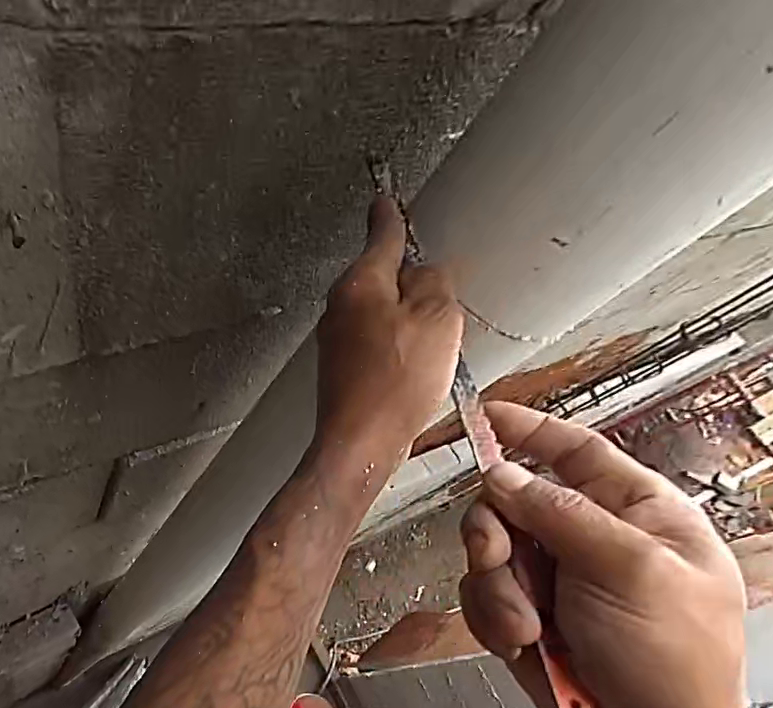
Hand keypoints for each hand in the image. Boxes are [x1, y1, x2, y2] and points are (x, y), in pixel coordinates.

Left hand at [314, 196, 463, 456]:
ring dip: (404, 318)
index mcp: (358, 284)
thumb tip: (423, 272)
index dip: (390, 216)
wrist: (360, 442)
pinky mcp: (340, 369)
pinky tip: (410, 367)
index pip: (380, 235)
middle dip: (408, 280)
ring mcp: (335, 341)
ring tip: (427, 344)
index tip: (385, 201)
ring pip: (378, 312)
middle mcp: (338, 309)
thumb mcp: (436, 317)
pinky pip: (374, 342)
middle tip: (437, 292)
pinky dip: (395, 346)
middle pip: (380, 276)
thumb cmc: (394, 385)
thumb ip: (433, 281)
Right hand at [457, 403, 748, 707]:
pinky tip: (522, 647)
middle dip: (496, 536)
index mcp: (636, 513)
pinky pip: (479, 595)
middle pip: (509, 503)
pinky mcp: (521, 613)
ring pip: (484, 553)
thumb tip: (501, 475)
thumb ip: (561, 514)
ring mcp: (551, 578)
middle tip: (500, 563)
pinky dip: (492, 619)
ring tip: (530, 631)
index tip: (485, 414)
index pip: (575, 452)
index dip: (530, 430)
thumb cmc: (668, 657)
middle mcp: (587, 538)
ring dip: (496, 592)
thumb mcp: (629, 571)